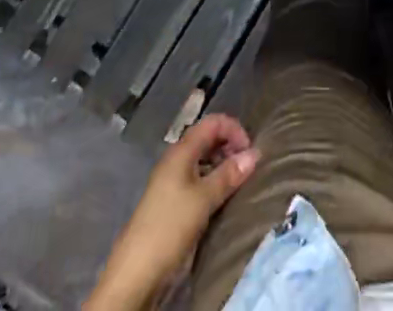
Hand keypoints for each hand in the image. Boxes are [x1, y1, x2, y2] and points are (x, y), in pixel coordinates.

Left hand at [87, 114, 259, 310]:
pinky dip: (214, 181)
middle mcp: (177, 159)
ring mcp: (173, 179)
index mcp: (181, 150)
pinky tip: (224, 197)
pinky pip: (199, 179)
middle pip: (208, 138)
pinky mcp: (173, 200)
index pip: (212, 123)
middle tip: (248, 168)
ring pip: (204, 160)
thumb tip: (255, 153)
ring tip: (240, 182)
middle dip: (230, 146)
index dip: (234, 130)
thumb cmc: (171, 225)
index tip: (250, 152)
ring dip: (224, 165)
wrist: (138, 270)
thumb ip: (229, 174)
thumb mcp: (204, 198)